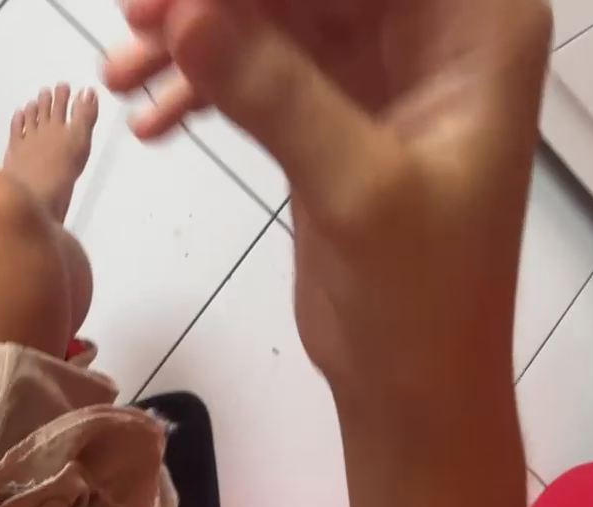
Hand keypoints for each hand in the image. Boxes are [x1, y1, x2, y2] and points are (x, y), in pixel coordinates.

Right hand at [106, 0, 551, 406]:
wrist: (408, 381)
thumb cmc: (416, 294)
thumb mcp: (352, 186)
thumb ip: (274, 93)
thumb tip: (186, 16)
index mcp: (472, 22)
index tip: (172, 0)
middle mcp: (427, 34)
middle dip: (215, 2)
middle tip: (130, 21)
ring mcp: (373, 83)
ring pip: (273, 30)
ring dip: (196, 49)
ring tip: (119, 77)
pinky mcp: (326, 129)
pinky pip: (258, 87)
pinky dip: (205, 97)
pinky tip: (153, 124)